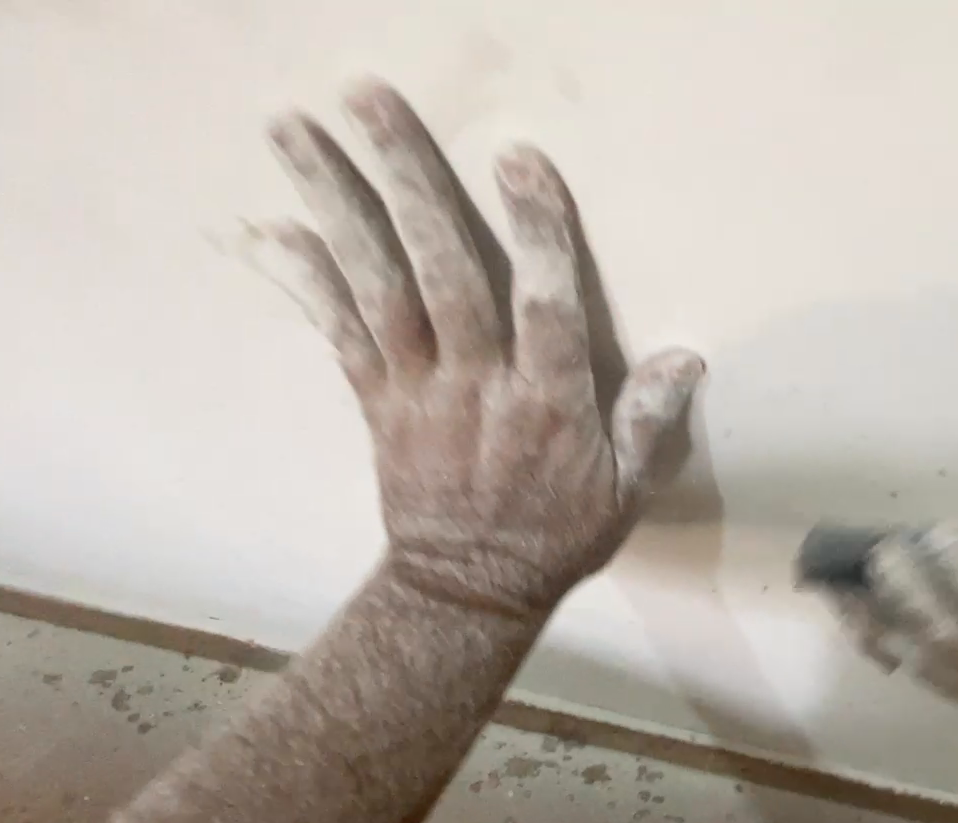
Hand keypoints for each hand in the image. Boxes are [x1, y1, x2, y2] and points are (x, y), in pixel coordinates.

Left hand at [253, 79, 702, 615]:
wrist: (472, 586)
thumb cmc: (561, 535)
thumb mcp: (628, 493)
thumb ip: (650, 424)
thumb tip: (686, 358)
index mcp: (549, 405)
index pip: (546, 307)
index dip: (536, 234)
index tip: (519, 161)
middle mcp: (480, 386)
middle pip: (444, 274)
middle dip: (410, 184)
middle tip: (370, 100)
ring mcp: (420, 392)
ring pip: (378, 290)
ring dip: (337, 208)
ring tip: (294, 132)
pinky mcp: (379, 405)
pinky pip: (339, 337)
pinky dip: (305, 283)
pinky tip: (271, 229)